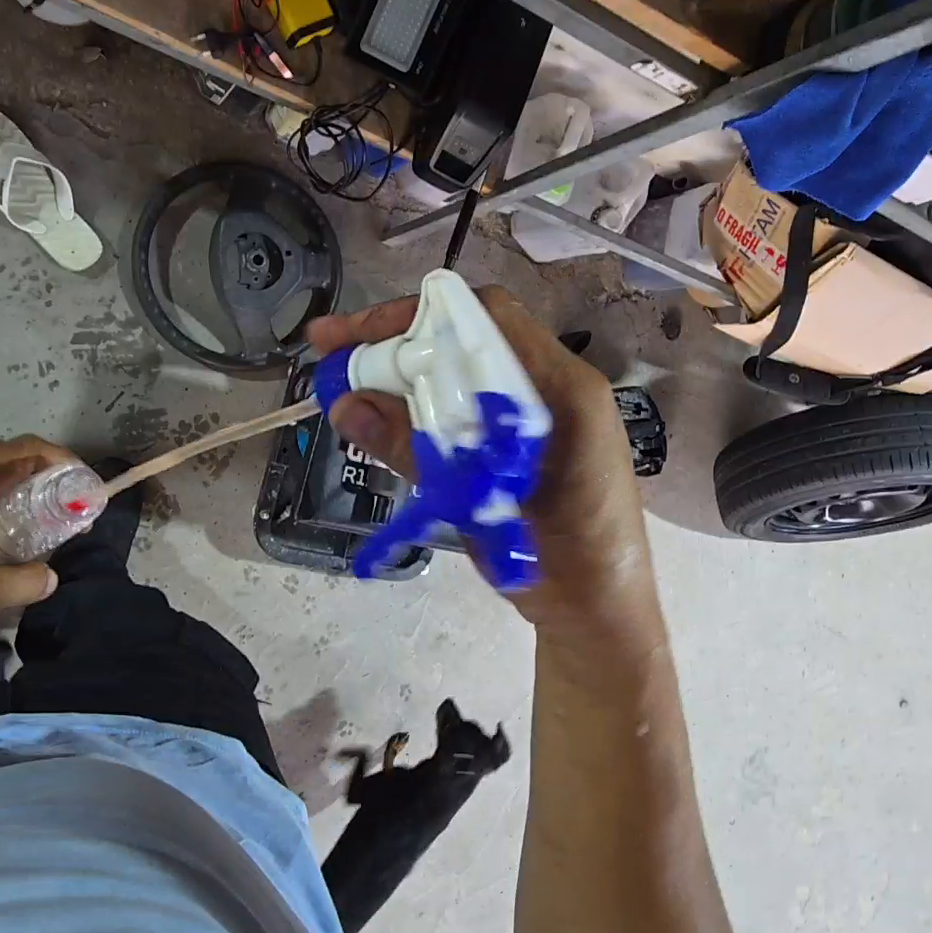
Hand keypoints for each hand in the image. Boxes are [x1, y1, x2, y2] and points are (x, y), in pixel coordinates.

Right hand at [306, 287, 655, 636]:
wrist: (600, 617)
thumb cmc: (568, 564)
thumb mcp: (490, 506)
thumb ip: (423, 454)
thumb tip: (348, 405)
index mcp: (565, 387)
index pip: (485, 318)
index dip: (415, 315)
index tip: (357, 334)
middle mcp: (551, 389)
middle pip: (465, 340)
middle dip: (394, 343)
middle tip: (331, 353)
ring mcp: (536, 418)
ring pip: (460, 377)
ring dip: (402, 378)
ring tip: (346, 388)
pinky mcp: (519, 446)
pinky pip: (465, 412)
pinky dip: (421, 411)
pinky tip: (384, 421)